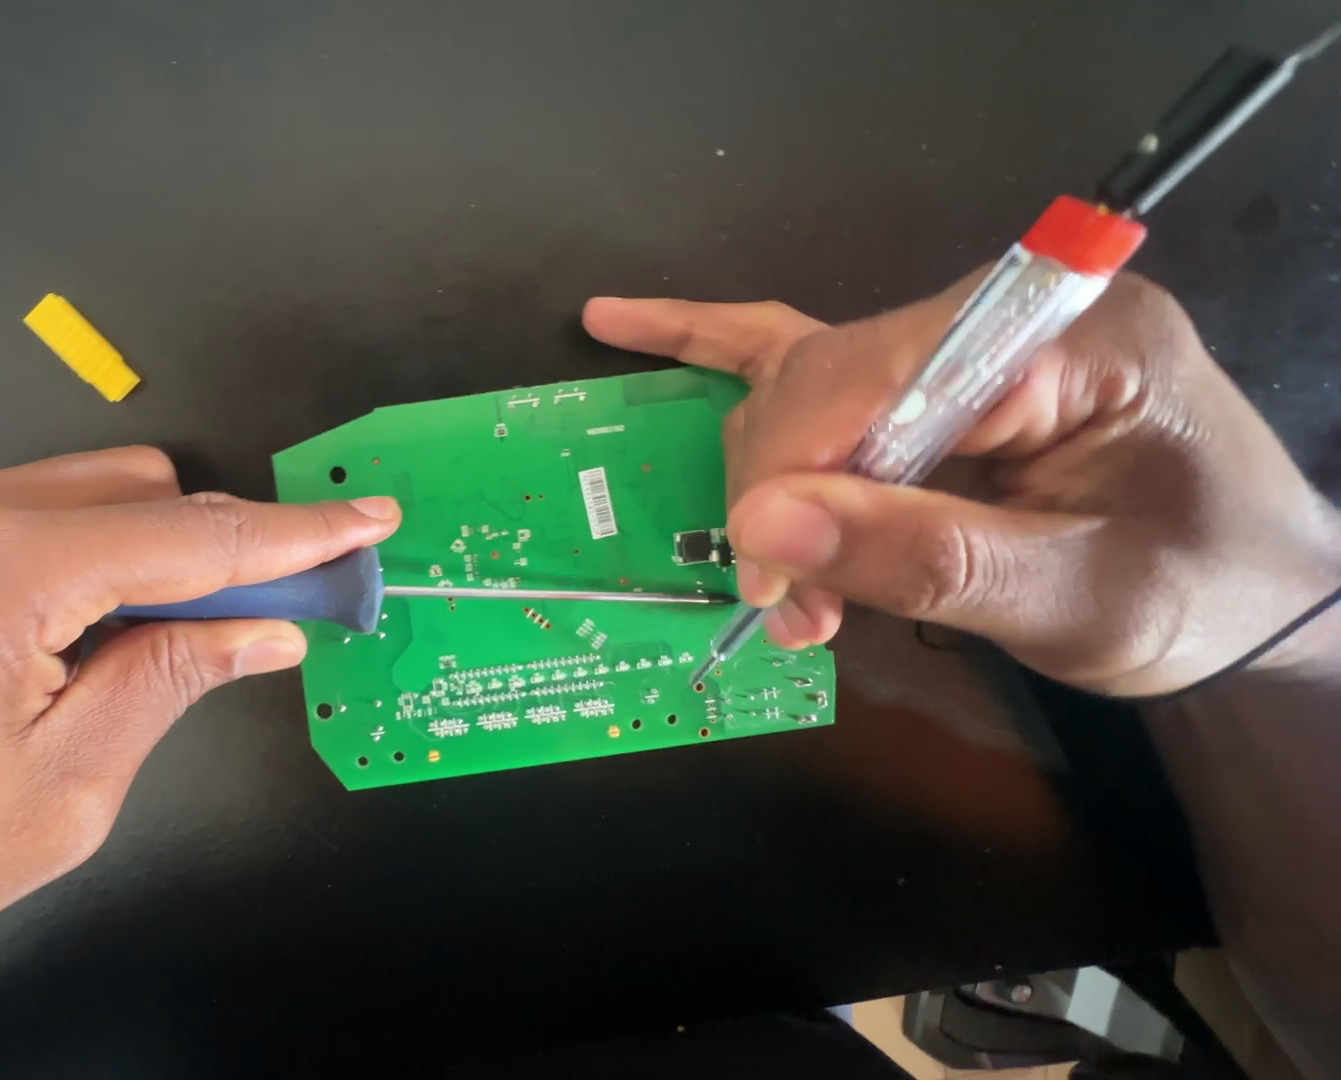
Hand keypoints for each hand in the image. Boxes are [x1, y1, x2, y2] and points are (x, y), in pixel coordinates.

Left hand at [0, 446, 400, 1078]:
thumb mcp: (64, 793)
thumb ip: (174, 677)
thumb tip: (265, 628)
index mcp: (5, 568)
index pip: (198, 536)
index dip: (300, 531)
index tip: (373, 515)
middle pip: (136, 488)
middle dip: (206, 546)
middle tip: (237, 620)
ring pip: (60, 490)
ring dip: (123, 552)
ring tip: (111, 651)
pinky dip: (44, 558)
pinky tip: (17, 644)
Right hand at [585, 274, 1340, 695]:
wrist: (1233, 598)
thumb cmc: (1188, 595)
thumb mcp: (1072, 598)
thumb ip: (918, 555)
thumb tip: (761, 529)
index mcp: (1064, 342)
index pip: (872, 376)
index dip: (796, 472)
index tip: (769, 580)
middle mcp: (987, 321)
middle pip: (813, 385)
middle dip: (778, 504)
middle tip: (787, 607)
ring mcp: (933, 345)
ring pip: (782, 394)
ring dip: (764, 498)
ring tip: (792, 596)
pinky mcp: (895, 383)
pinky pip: (775, 349)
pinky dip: (696, 341)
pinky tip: (617, 322)